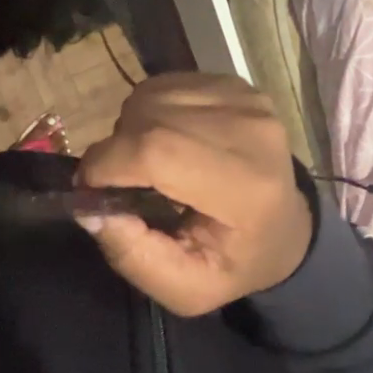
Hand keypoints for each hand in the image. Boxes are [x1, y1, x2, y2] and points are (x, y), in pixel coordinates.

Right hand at [77, 73, 311, 315]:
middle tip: (115, 183)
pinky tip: (164, 140)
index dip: (108, 165)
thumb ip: (132, 254)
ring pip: (150, 97)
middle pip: (148, 118)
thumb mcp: (183, 288)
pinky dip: (148, 112)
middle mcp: (251, 132)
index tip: (88, 190)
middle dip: (114, 150)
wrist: (286, 230)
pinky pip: (164, 86)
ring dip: (130, 129)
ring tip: (146, 163)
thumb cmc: (232, 263)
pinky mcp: (236, 84)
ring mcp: (246, 101)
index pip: (157, 151)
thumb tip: (87, 206)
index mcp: (246, 188)